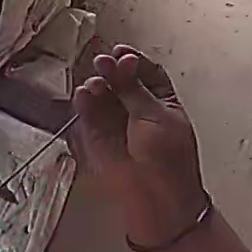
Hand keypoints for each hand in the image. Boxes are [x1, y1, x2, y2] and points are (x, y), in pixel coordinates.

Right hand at [74, 46, 250, 251]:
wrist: (154, 198)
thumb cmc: (167, 158)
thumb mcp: (156, 116)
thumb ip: (133, 87)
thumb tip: (121, 60)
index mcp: (161, 101)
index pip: (145, 71)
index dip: (133, 61)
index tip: (122, 53)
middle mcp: (136, 107)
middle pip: (120, 78)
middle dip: (112, 68)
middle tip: (103, 62)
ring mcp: (114, 119)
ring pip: (101, 91)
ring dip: (97, 83)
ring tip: (95, 82)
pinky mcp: (95, 133)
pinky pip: (87, 110)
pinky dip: (84, 100)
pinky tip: (85, 94)